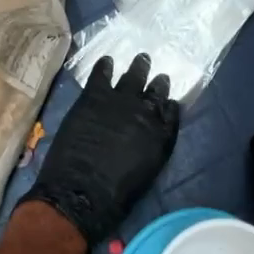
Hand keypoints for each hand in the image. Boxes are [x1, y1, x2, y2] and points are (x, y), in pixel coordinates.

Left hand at [23, 53, 179, 246]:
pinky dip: (104, 66)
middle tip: (157, 73)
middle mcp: (145, 112)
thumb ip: (154, 145)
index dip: (169, 102)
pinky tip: (106, 61)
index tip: (168, 98)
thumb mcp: (148, 170)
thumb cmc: (116, 195)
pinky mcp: (94, 96)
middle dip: (157, 82)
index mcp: (160, 134)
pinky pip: (102, 74)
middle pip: (155, 90)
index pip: (171, 110)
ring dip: (138, 67)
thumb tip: (154, 132)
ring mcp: (119, 100)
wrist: (82, 192)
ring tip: (141, 58)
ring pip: (133, 76)